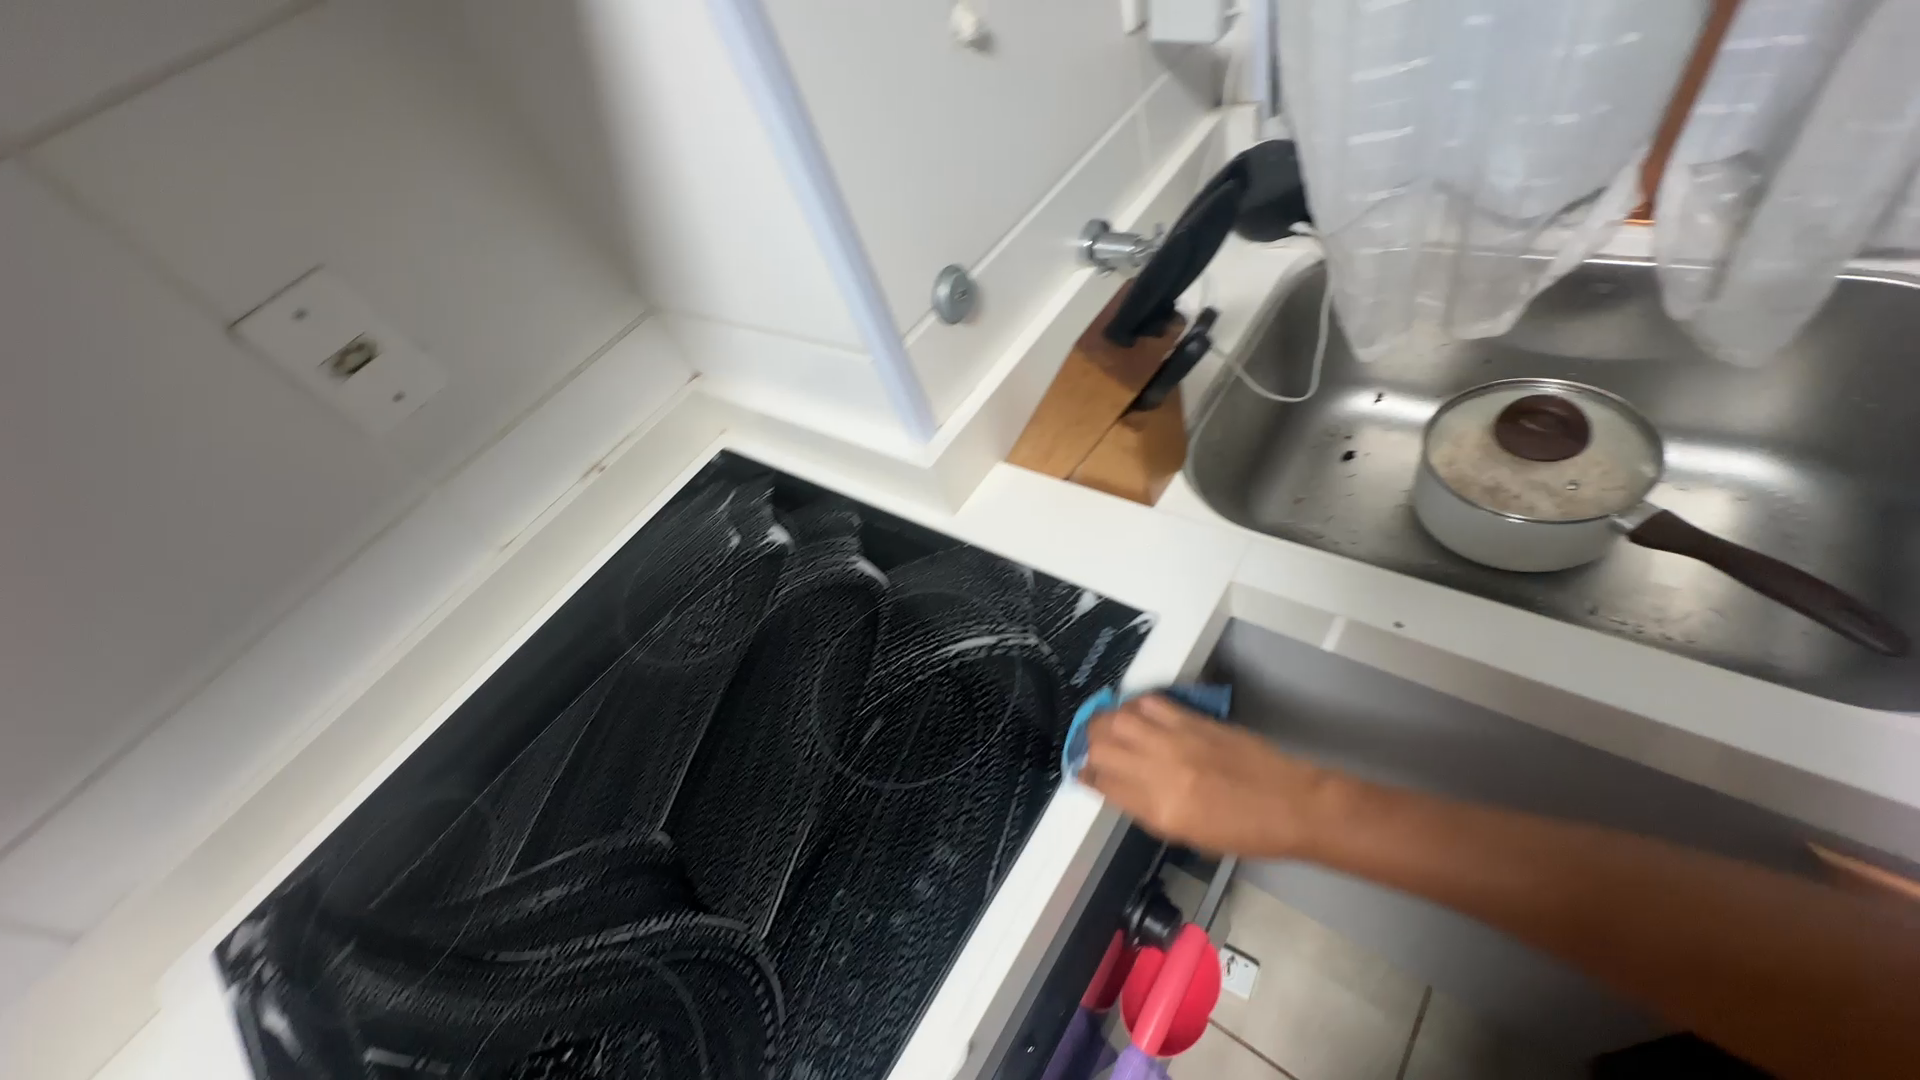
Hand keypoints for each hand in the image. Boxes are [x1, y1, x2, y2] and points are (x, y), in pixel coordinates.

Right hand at [1079, 694, 1326, 858]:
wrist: (1291, 805)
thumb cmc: (1242, 832)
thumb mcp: (1186, 834)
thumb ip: (1145, 808)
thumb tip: (1115, 787)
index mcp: (1158, 808)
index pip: (1102, 783)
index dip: (1084, 775)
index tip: (1081, 772)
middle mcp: (1160, 770)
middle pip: (1101, 745)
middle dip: (1086, 745)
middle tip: (1087, 749)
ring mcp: (1176, 740)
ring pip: (1118, 718)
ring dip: (1103, 721)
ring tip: (1103, 727)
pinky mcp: (1193, 719)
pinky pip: (1149, 703)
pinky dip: (1133, 706)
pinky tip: (1133, 714)